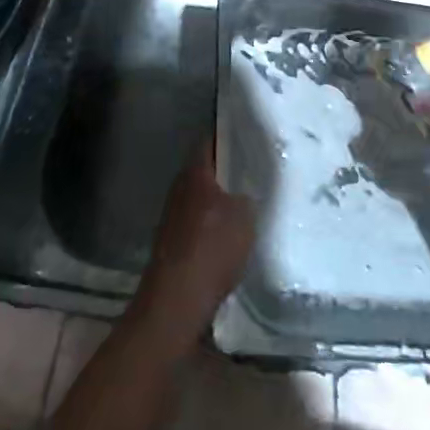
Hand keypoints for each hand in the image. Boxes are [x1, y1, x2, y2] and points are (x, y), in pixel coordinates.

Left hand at [133, 144, 254, 336]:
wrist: (178, 296)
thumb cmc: (212, 248)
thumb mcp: (244, 217)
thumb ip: (247, 196)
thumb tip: (244, 192)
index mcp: (194, 173)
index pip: (209, 141)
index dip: (227, 134)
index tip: (248, 133)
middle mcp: (179, 187)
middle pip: (205, 169)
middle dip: (227, 168)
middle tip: (255, 168)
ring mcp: (174, 213)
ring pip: (202, 195)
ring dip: (221, 197)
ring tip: (249, 200)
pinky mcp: (175, 238)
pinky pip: (199, 219)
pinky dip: (214, 221)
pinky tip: (233, 233)